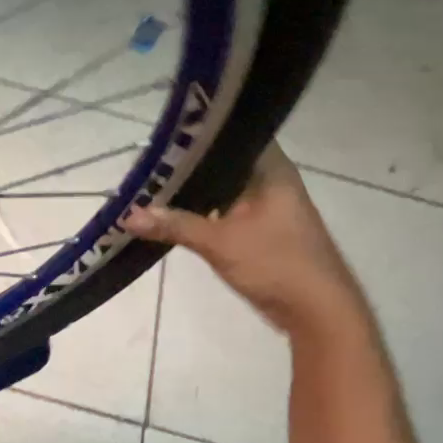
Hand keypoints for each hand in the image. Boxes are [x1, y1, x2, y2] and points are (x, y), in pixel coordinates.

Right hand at [122, 143, 367, 335]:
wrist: (314, 308)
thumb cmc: (276, 263)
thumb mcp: (219, 242)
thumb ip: (174, 225)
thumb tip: (128, 216)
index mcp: (270, 169)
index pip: (232, 135)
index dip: (199, 134)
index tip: (163, 138)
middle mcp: (269, 180)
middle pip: (221, 165)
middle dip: (185, 168)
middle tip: (146, 167)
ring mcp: (263, 206)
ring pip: (219, 190)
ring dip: (190, 194)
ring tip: (149, 190)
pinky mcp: (256, 229)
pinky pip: (221, 212)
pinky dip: (198, 214)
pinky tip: (170, 218)